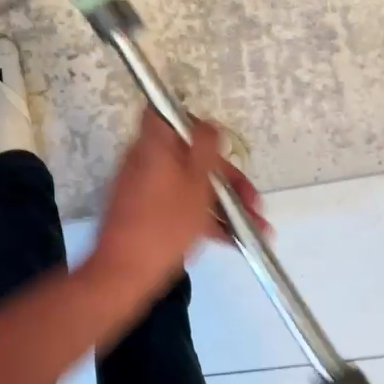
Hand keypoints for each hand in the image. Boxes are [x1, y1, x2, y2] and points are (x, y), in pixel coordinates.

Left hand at [86, 110, 267, 299]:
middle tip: (254, 202)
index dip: (192, 121)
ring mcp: (146, 189)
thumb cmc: (164, 223)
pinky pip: (183, 207)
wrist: (125, 270)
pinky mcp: (148, 214)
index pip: (165, 114)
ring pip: (191, 186)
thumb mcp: (195, 182)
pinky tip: (237, 240)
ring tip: (258, 229)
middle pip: (189, 156)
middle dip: (227, 178)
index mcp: (152, 145)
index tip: (219, 142)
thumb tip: (209, 123)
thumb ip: (205, 149)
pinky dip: (208, 219)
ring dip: (225, 204)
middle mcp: (146, 161)